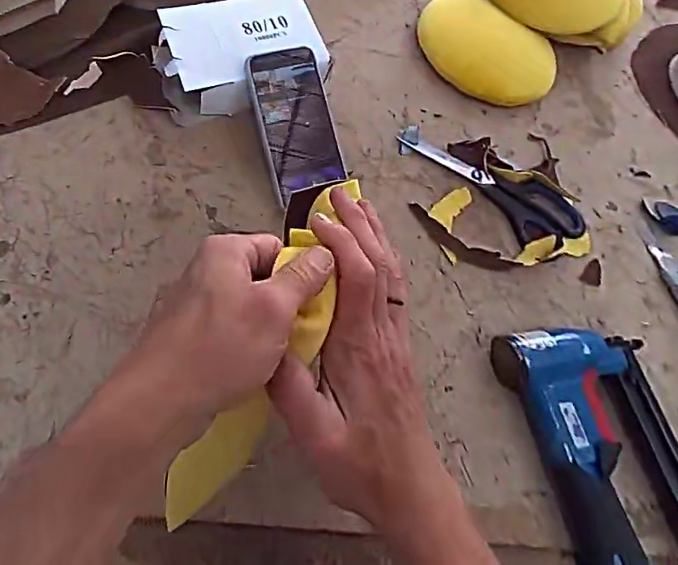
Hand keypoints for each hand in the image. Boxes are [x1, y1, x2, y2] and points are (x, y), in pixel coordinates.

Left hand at [114, 233, 334, 434]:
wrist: (153, 408)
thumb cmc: (220, 349)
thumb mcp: (275, 309)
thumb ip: (304, 276)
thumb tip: (324, 252)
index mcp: (224, 250)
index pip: (278, 247)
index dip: (300, 274)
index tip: (311, 304)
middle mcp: (202, 268)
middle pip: (261, 277)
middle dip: (282, 304)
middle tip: (296, 333)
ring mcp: (187, 303)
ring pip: (243, 307)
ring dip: (262, 329)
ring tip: (273, 356)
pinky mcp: (178, 336)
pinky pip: (223, 331)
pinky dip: (238, 346)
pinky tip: (245, 370)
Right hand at [270, 190, 472, 546]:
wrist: (408, 484)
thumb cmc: (358, 464)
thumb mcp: (315, 437)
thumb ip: (292, 390)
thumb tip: (269, 340)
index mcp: (360, 346)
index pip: (357, 277)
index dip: (341, 242)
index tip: (317, 219)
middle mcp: (383, 330)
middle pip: (376, 262)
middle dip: (358, 223)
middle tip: (337, 193)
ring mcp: (395, 333)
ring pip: (390, 270)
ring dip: (375, 233)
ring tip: (360, 204)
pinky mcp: (399, 340)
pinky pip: (396, 286)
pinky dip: (386, 256)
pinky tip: (378, 246)